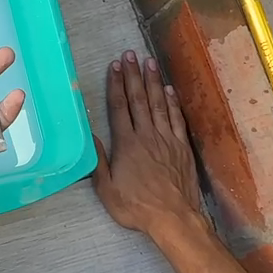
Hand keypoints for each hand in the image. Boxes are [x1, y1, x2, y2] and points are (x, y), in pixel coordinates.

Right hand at [92, 50, 202, 236]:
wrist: (173, 217)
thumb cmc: (136, 207)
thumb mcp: (106, 189)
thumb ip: (98, 162)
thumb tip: (90, 136)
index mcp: (126, 145)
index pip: (119, 108)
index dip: (116, 85)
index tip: (115, 67)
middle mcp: (147, 136)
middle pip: (139, 100)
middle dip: (133, 75)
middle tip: (130, 55)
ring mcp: (167, 140)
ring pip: (159, 104)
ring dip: (153, 82)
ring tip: (149, 63)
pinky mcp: (182, 148)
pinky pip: (177, 119)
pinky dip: (173, 103)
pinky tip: (169, 90)